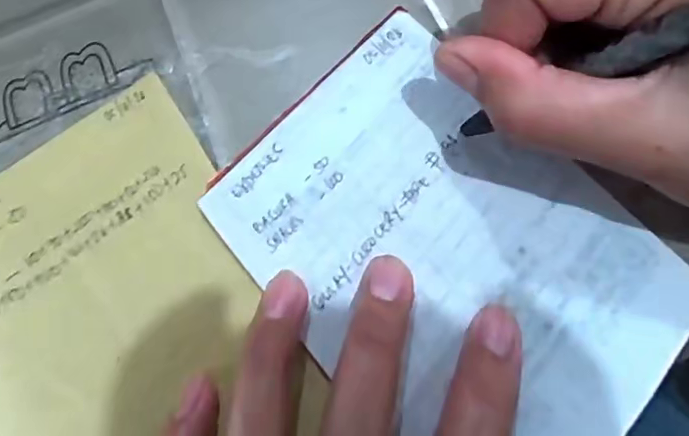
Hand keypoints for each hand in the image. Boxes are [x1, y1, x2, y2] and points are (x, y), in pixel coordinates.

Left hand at [167, 256, 521, 435]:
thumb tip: (493, 367)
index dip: (483, 387)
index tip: (498, 315)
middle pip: (362, 420)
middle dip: (375, 345)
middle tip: (387, 270)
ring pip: (266, 430)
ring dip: (273, 355)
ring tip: (284, 284)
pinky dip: (190, 435)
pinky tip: (196, 383)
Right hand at [433, 0, 688, 244]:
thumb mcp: (647, 143)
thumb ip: (540, 106)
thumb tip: (448, 58)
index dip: (504, 40)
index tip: (529, 107)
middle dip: (529, 53)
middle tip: (576, 115)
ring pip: (547, 1)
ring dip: (549, 61)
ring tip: (603, 109)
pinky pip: (573, 15)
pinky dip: (568, 60)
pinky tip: (611, 93)